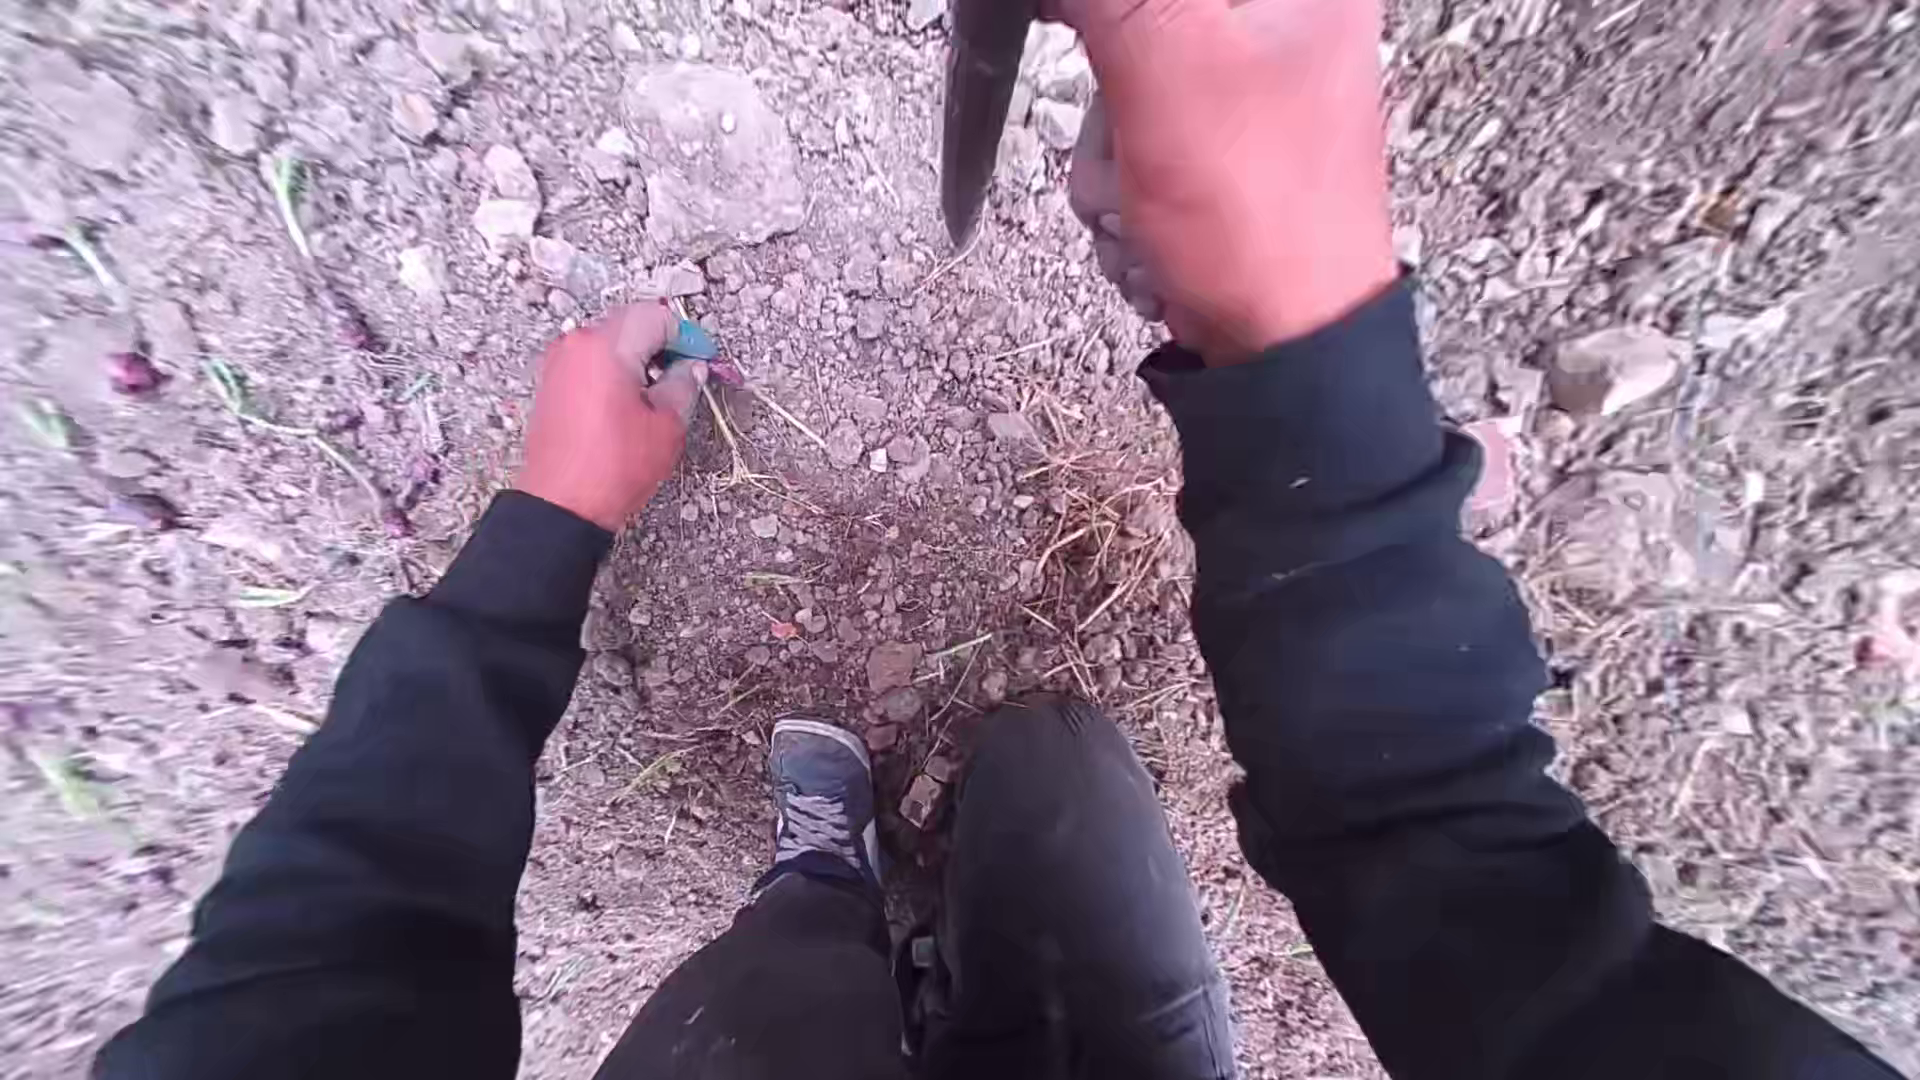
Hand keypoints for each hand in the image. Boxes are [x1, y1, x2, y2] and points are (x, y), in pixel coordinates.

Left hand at [515, 303, 706, 530]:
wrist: (565, 502)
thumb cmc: (612, 467)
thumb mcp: (666, 424)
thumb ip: (683, 386)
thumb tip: (692, 369)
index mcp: (606, 348)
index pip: (655, 317)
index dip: (687, 337)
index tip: (703, 359)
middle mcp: (577, 346)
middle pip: (631, 324)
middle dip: (665, 345)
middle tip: (690, 374)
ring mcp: (561, 363)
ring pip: (613, 342)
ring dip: (643, 358)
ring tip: (664, 393)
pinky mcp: (555, 383)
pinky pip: (595, 361)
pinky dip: (621, 370)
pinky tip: (637, 401)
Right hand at [1059, 0, 1398, 362]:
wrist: (1276, 336)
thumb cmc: (1253, 216)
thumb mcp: (1172, 75)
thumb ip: (1117, 2)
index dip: (1111, 27)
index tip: (1106, 67)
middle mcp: (1264, 32)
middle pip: (1126, 46)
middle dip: (1109, 129)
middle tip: (1141, 165)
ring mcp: (1230, 107)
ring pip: (1115, 119)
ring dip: (1111, 187)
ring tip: (1150, 220)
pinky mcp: (1204, 165)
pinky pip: (1127, 169)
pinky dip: (1126, 214)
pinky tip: (1157, 238)